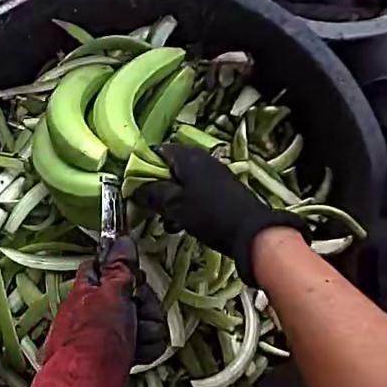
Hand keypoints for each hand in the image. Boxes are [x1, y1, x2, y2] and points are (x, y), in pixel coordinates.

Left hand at [32, 238, 138, 386]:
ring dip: (146, 328)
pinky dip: (145, 347)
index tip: (134, 280)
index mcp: (86, 288)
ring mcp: (106, 332)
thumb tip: (122, 236)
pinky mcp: (118, 354)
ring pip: (142, 317)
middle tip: (136, 315)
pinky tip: (138, 354)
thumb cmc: (94, 340)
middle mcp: (95, 308)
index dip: (125, 270)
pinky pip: (143, 341)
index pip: (109, 265)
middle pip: (133, 293)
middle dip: (143, 305)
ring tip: (135, 340)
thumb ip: (120, 267)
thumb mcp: (111, 295)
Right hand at [134, 145, 307, 284]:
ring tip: (168, 222)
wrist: (251, 233)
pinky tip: (182, 226)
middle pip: (168, 170)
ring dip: (171, 203)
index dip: (142, 169)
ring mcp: (213, 175)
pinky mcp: (220, 192)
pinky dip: (185, 208)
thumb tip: (135, 188)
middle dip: (157, 190)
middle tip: (151, 209)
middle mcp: (201, 160)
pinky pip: (194, 195)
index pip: (157, 152)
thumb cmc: (209, 214)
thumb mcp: (174, 204)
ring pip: (181, 185)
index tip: (135, 188)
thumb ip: (152, 193)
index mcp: (188, 156)